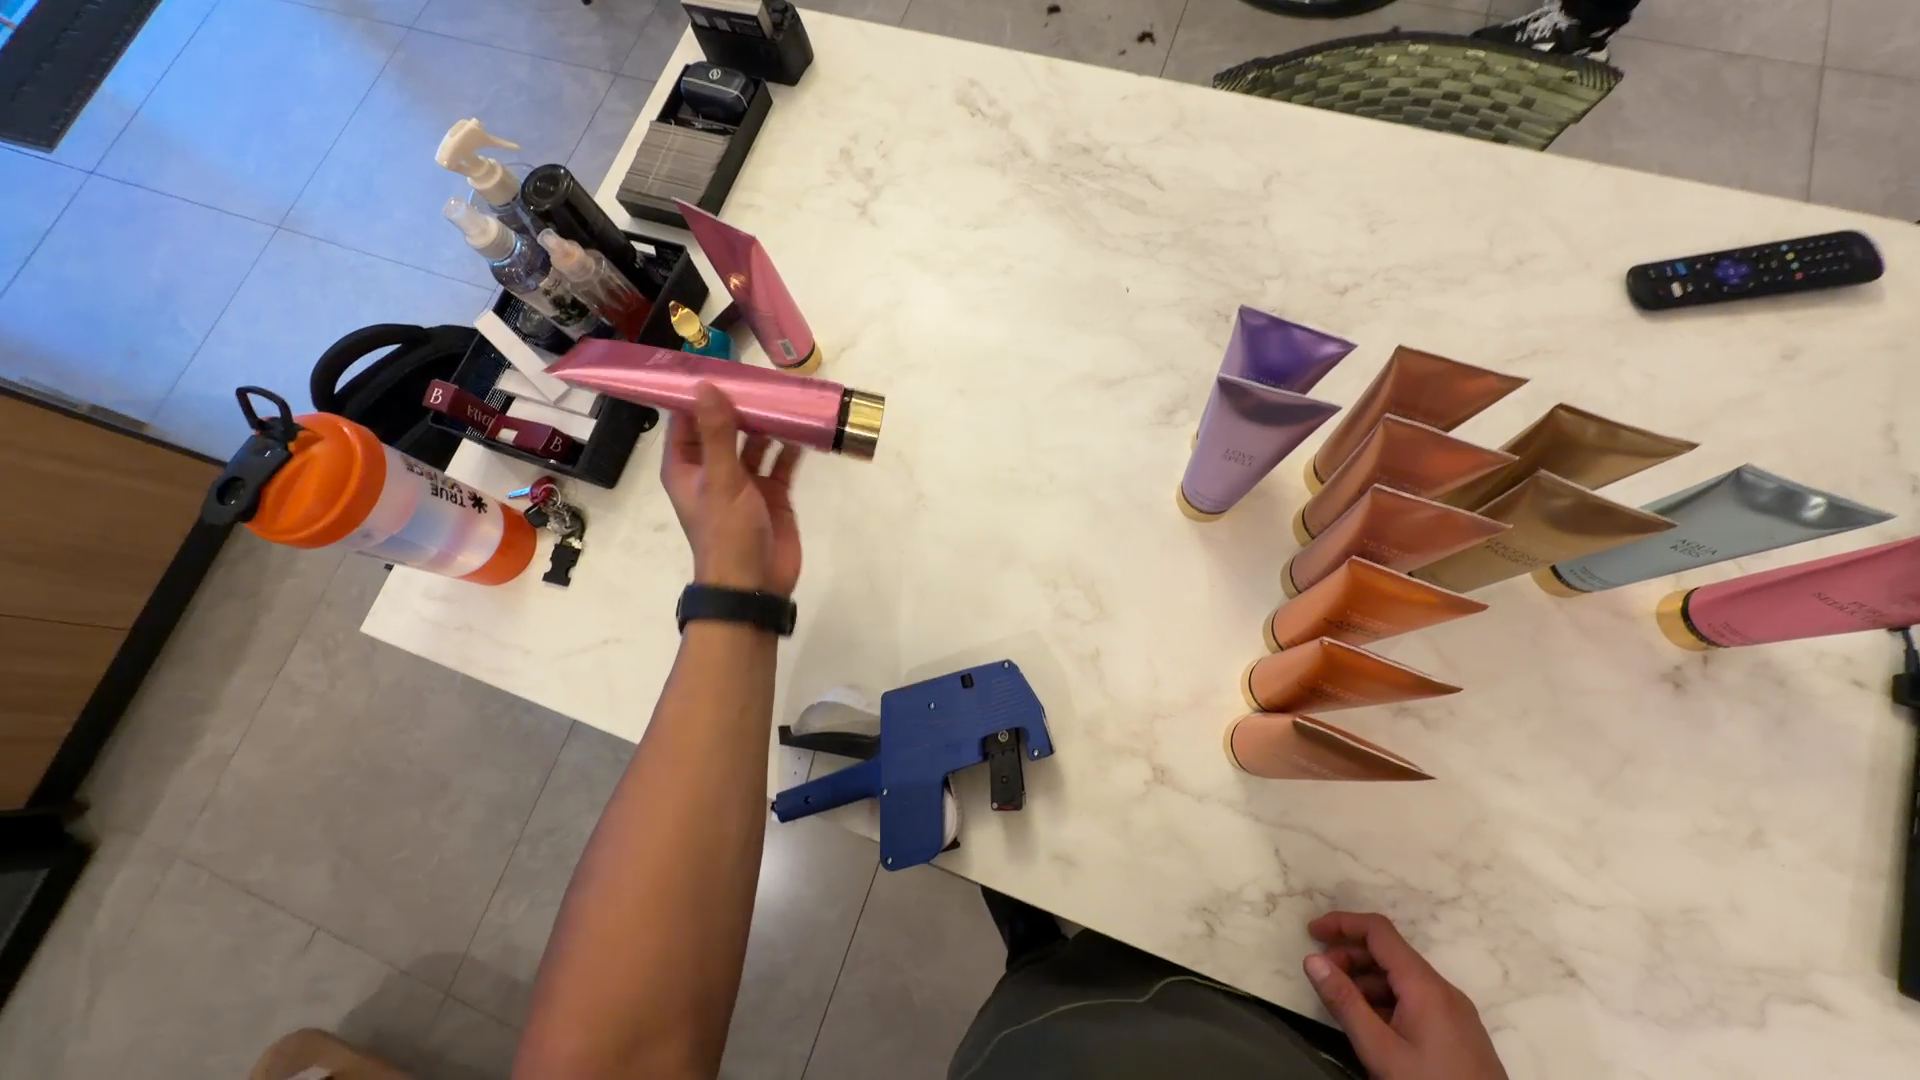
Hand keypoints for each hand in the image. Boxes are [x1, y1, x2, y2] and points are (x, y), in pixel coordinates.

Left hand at [660, 383, 803, 595]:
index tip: (718, 364)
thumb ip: (716, 433)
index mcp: (687, 467)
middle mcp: (714, 470)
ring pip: (755, 442)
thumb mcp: (720, 480)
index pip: (686, 420)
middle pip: (724, 427)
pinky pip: (781, 462)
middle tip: (762, 374)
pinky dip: (791, 447)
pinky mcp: (772, 494)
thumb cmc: (727, 533)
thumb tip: (706, 385)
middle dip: (741, 403)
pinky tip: (805, 428)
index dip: (698, 393)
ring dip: (768, 422)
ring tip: (786, 395)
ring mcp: (745, 482)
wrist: (754, 585)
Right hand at [1303, 912, 1507, 1079]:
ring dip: (1366, 980)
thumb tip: (1312, 960)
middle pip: (1390, 953)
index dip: (1342, 923)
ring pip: (1402, 979)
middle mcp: (1444, 990)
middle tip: (1322, 978)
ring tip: (1342, 1005)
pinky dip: (1386, 1000)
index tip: (1311, 934)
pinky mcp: (1459, 1034)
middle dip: (1350, 956)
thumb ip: (1344, 1003)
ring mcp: (1455, 1013)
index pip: (1379, 931)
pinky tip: (1372, 1026)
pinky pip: (1416, 1000)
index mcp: (1425, 986)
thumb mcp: (1379, 1051)